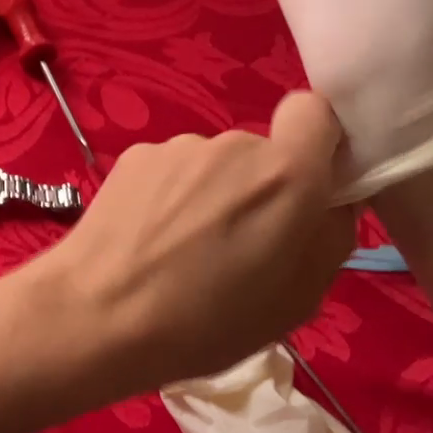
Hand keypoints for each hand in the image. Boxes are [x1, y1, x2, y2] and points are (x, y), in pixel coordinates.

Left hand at [39, 92, 355, 391]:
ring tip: (186, 249)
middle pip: (261, 153)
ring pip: (214, 164)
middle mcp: (233, 145)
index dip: (316, 142)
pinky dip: (171, 195)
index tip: (311, 185)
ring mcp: (177, 145)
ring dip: (212, 194)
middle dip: (260, 189)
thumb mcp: (300, 297)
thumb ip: (327, 235)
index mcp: (286, 174)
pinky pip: (172, 170)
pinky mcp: (134, 155)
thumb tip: (329, 202)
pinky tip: (151, 235)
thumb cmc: (211, 320)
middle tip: (240, 245)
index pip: (314, 112)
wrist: (102, 311)